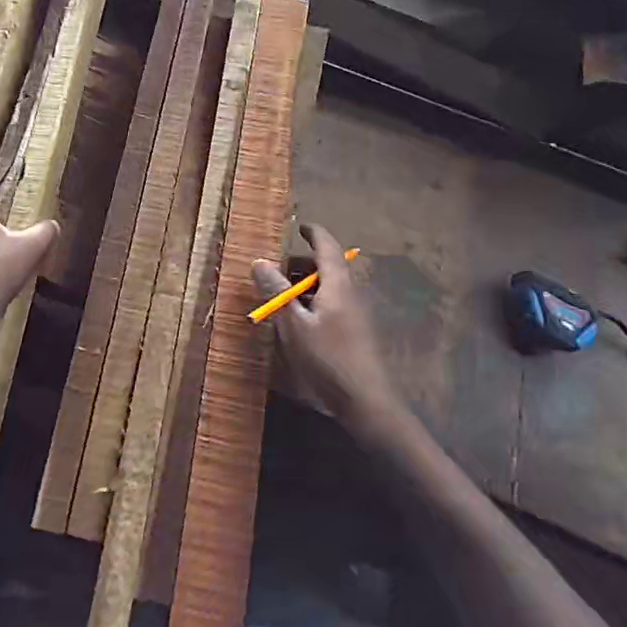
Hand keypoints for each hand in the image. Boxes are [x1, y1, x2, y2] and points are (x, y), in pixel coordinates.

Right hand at [252, 223, 403, 432]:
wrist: (367, 401)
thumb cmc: (328, 358)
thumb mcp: (294, 326)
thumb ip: (277, 293)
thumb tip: (259, 261)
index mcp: (338, 284)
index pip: (327, 246)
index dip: (313, 233)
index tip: (300, 226)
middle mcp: (350, 292)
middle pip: (327, 266)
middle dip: (301, 263)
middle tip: (276, 270)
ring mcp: (355, 313)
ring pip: (328, 287)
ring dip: (305, 286)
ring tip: (280, 298)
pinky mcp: (354, 332)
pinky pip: (331, 304)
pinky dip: (313, 302)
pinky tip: (297, 322)